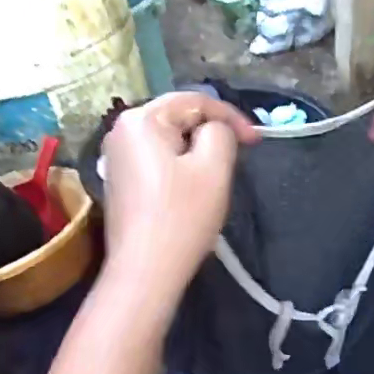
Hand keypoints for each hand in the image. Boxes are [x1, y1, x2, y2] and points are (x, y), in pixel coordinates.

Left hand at [99, 92, 258, 303]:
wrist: (145, 272)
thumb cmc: (182, 218)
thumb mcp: (214, 169)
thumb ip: (221, 134)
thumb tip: (215, 131)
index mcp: (141, 119)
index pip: (194, 101)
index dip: (232, 116)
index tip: (257, 140)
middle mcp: (120, 132)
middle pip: (178, 119)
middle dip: (212, 134)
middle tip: (240, 156)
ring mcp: (116, 159)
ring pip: (169, 143)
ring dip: (197, 154)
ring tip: (219, 176)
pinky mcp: (120, 184)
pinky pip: (157, 163)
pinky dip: (180, 170)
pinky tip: (193, 192)